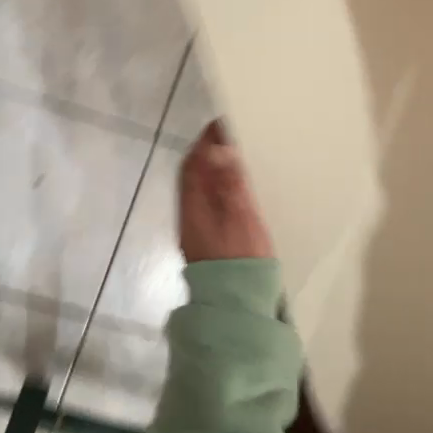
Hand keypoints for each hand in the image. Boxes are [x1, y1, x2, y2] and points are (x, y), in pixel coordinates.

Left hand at [177, 121, 274, 262]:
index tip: (224, 123)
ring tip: (239, 156)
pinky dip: (221, 188)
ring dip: (216, 169)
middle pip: (195, 175)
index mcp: (194, 207)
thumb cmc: (242, 260)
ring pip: (202, 190)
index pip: (193, 164)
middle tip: (234, 136)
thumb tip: (219, 149)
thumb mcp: (241, 217)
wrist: (237, 309)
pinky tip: (238, 189)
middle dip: (210, 152)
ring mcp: (198, 231)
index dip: (206, 141)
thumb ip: (230, 184)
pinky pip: (210, 204)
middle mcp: (190, 216)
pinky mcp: (209, 242)